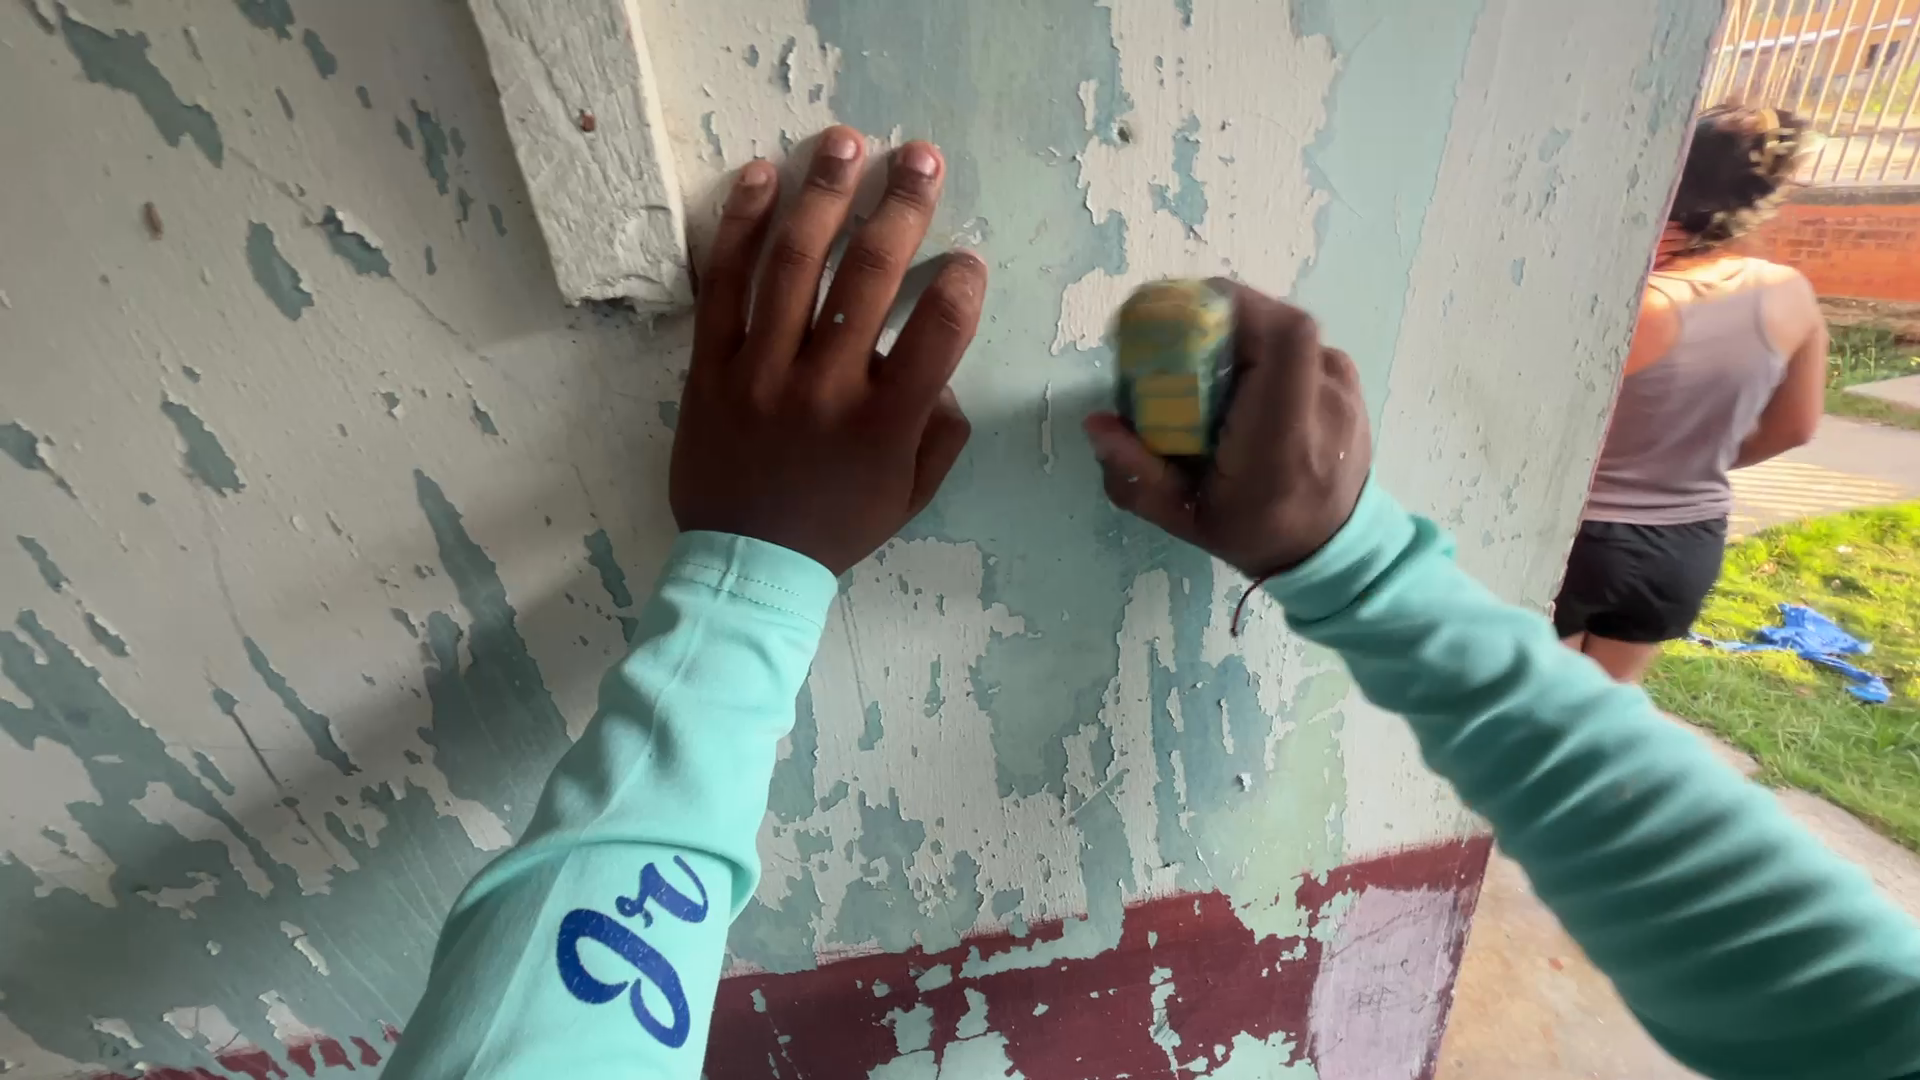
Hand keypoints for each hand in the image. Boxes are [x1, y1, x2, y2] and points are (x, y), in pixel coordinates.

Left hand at [671, 126, 987, 574]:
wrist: (748, 560)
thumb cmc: (837, 527)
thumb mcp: (910, 496)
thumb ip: (941, 435)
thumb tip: (945, 376)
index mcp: (884, 425)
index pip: (938, 334)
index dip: (962, 285)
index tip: (968, 262)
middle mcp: (825, 387)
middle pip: (867, 279)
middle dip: (903, 208)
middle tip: (921, 158)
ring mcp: (760, 371)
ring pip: (792, 265)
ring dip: (823, 195)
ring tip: (846, 143)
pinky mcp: (709, 366)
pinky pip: (721, 284)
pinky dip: (740, 225)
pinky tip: (762, 178)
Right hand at [1084, 285, 1369, 575]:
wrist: (1329, 547)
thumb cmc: (1250, 531)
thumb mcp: (1181, 516)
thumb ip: (1135, 476)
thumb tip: (1098, 423)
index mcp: (1283, 440)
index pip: (1282, 339)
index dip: (1233, 307)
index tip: (1179, 312)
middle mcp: (1325, 404)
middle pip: (1277, 324)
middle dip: (1220, 319)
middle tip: (1176, 339)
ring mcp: (1344, 388)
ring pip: (1284, 331)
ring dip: (1239, 335)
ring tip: (1204, 363)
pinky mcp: (1347, 381)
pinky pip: (1297, 345)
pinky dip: (1261, 349)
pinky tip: (1238, 379)